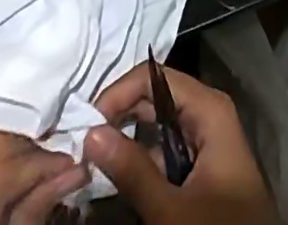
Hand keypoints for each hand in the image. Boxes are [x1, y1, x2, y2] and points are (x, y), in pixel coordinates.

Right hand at [86, 62, 281, 224]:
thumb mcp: (171, 209)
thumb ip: (131, 170)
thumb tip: (91, 132)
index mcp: (209, 108)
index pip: (153, 77)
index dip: (117, 93)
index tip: (84, 126)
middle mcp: (208, 113)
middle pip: (154, 97)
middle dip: (117, 114)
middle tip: (78, 140)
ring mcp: (204, 139)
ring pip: (156, 125)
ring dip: (124, 137)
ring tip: (88, 155)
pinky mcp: (199, 166)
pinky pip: (163, 150)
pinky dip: (138, 159)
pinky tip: (113, 174)